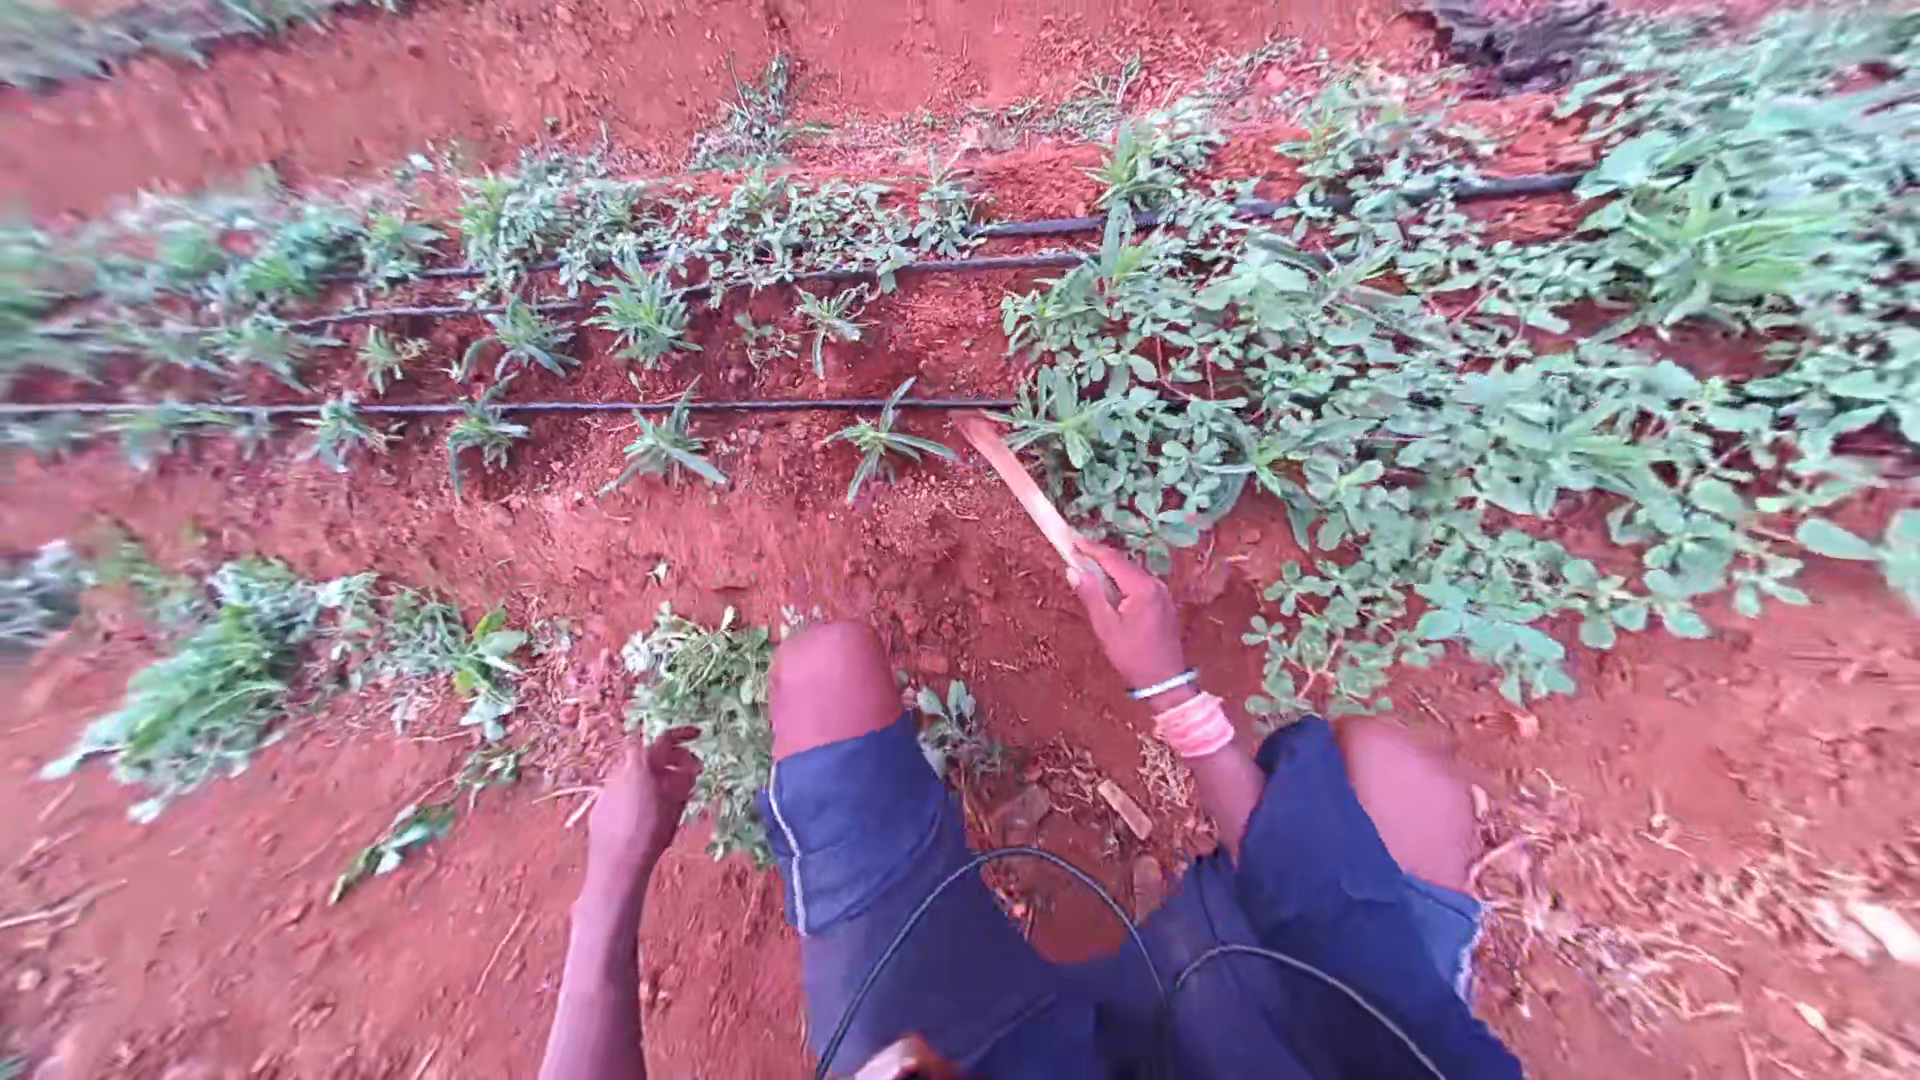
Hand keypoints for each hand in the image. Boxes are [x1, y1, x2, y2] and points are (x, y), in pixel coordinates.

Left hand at [584, 729, 699, 891]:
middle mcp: (622, 771)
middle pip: (650, 753)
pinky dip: (640, 790)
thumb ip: (684, 779)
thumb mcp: (677, 803)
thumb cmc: (651, 833)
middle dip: (672, 758)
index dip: (684, 733)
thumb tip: (690, 767)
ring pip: (637, 771)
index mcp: (643, 765)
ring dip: (656, 775)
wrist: (616, 868)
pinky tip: (649, 810)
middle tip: (690, 771)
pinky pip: (624, 788)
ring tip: (671, 793)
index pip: (665, 738)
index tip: (698, 735)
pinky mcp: (599, 806)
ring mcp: (608, 789)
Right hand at [1067, 536, 1191, 705]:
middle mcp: (1155, 584)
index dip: (1091, 548)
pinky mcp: (1163, 603)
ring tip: (1088, 568)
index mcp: (1142, 588)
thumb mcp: (1105, 626)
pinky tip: (1108, 587)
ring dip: (1110, 569)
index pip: (1113, 559)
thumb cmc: (1132, 655)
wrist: (1164, 681)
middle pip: (1123, 563)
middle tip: (1076, 552)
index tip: (1072, 540)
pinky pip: (1139, 583)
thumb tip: (1073, 570)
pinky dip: (1121, 580)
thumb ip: (1090, 595)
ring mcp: (1162, 593)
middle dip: (1099, 557)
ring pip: (1131, 572)